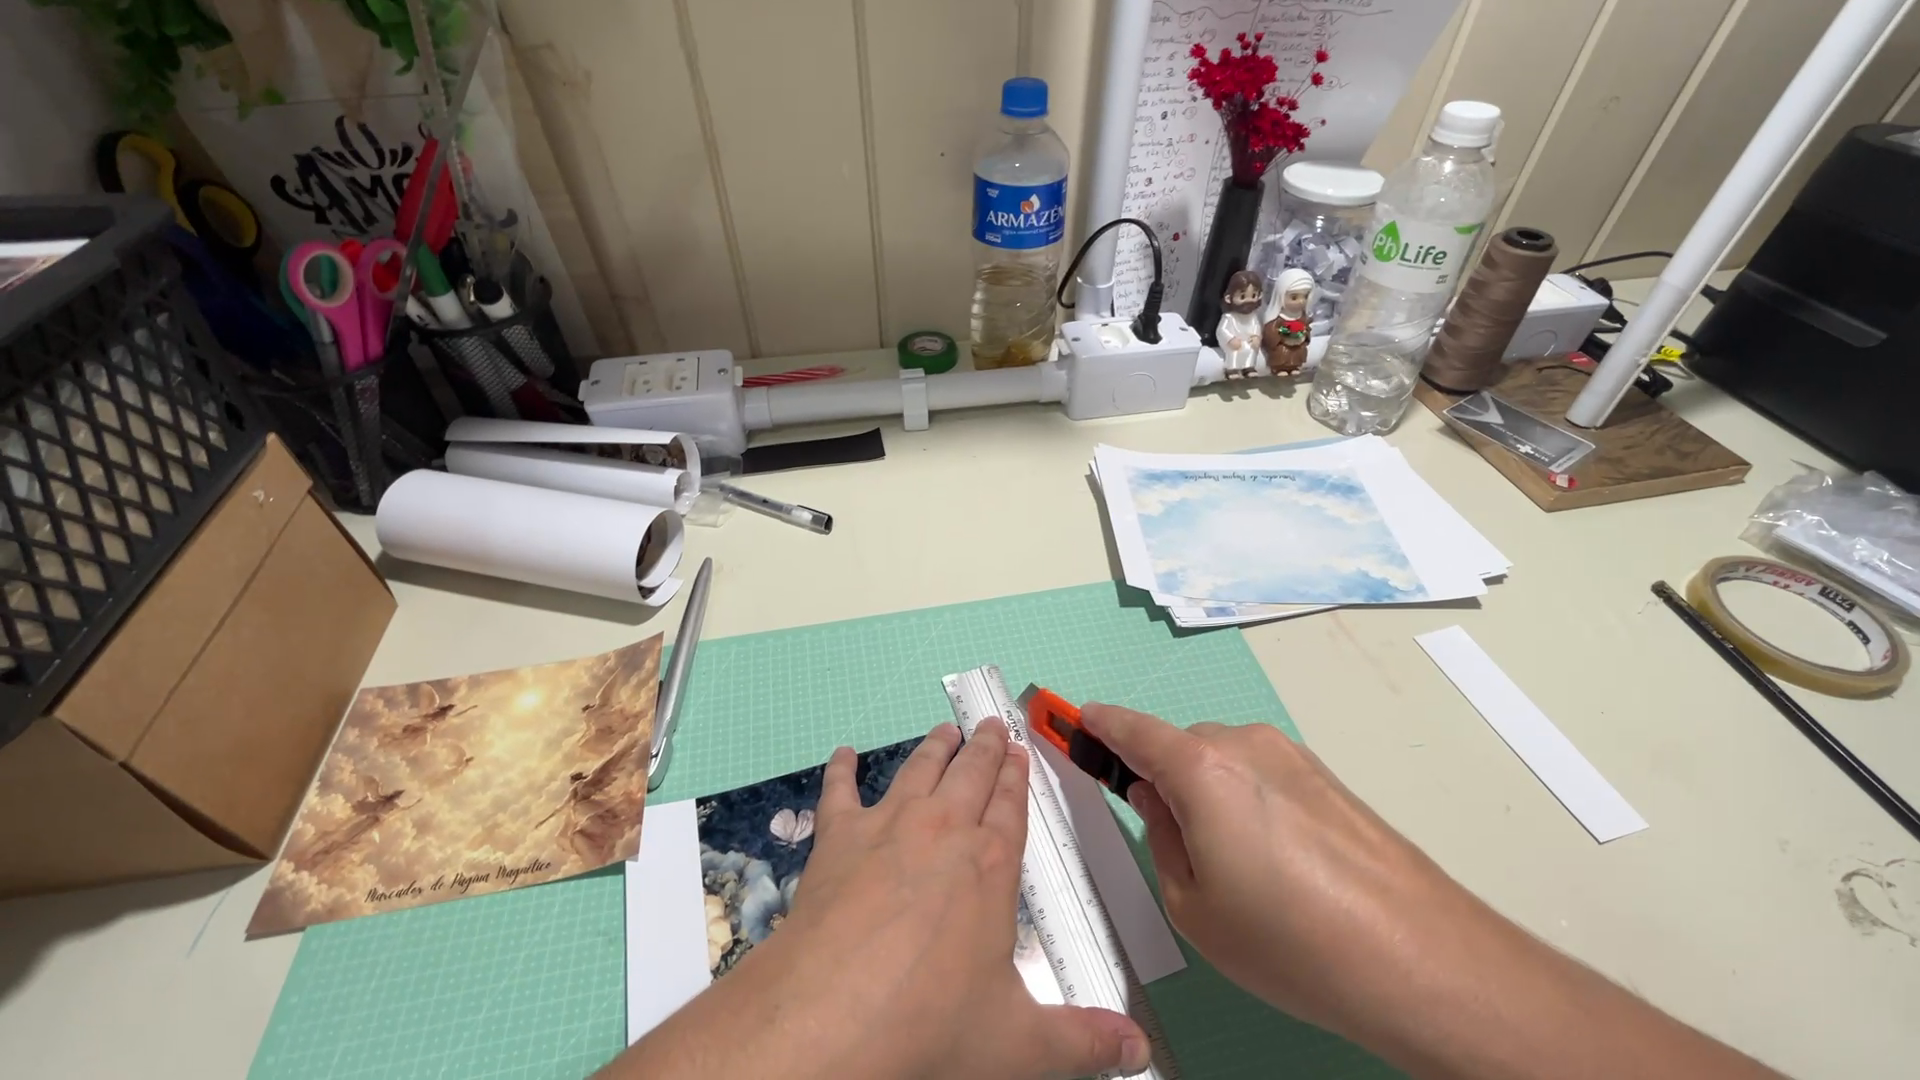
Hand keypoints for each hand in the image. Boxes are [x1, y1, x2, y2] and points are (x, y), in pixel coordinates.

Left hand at [609, 721, 1148, 1079]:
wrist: (830, 1015)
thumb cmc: (932, 1021)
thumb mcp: (1019, 1042)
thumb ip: (1083, 1042)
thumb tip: (1143, 1050)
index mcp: (990, 864)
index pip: (1010, 806)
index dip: (1016, 777)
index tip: (1019, 750)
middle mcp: (943, 830)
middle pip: (970, 775)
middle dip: (983, 747)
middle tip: (990, 723)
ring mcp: (887, 827)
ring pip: (918, 771)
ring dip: (934, 747)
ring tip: (944, 730)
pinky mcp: (837, 839)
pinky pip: (840, 792)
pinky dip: (842, 769)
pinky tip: (843, 753)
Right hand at [1081, 705, 1475, 1044]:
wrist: (1418, 960)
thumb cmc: (1288, 941)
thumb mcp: (1192, 905)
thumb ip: (1159, 836)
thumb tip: (1155, 799)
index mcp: (1200, 769)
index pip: (1132, 730)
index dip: (1098, 724)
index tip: (1074, 720)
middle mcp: (1245, 745)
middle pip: (1181, 747)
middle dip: (1163, 778)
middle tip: (1170, 841)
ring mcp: (1291, 757)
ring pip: (1222, 761)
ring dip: (1208, 792)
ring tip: (1235, 868)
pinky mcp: (1326, 777)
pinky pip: (1261, 774)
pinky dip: (1246, 800)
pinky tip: (1274, 862)